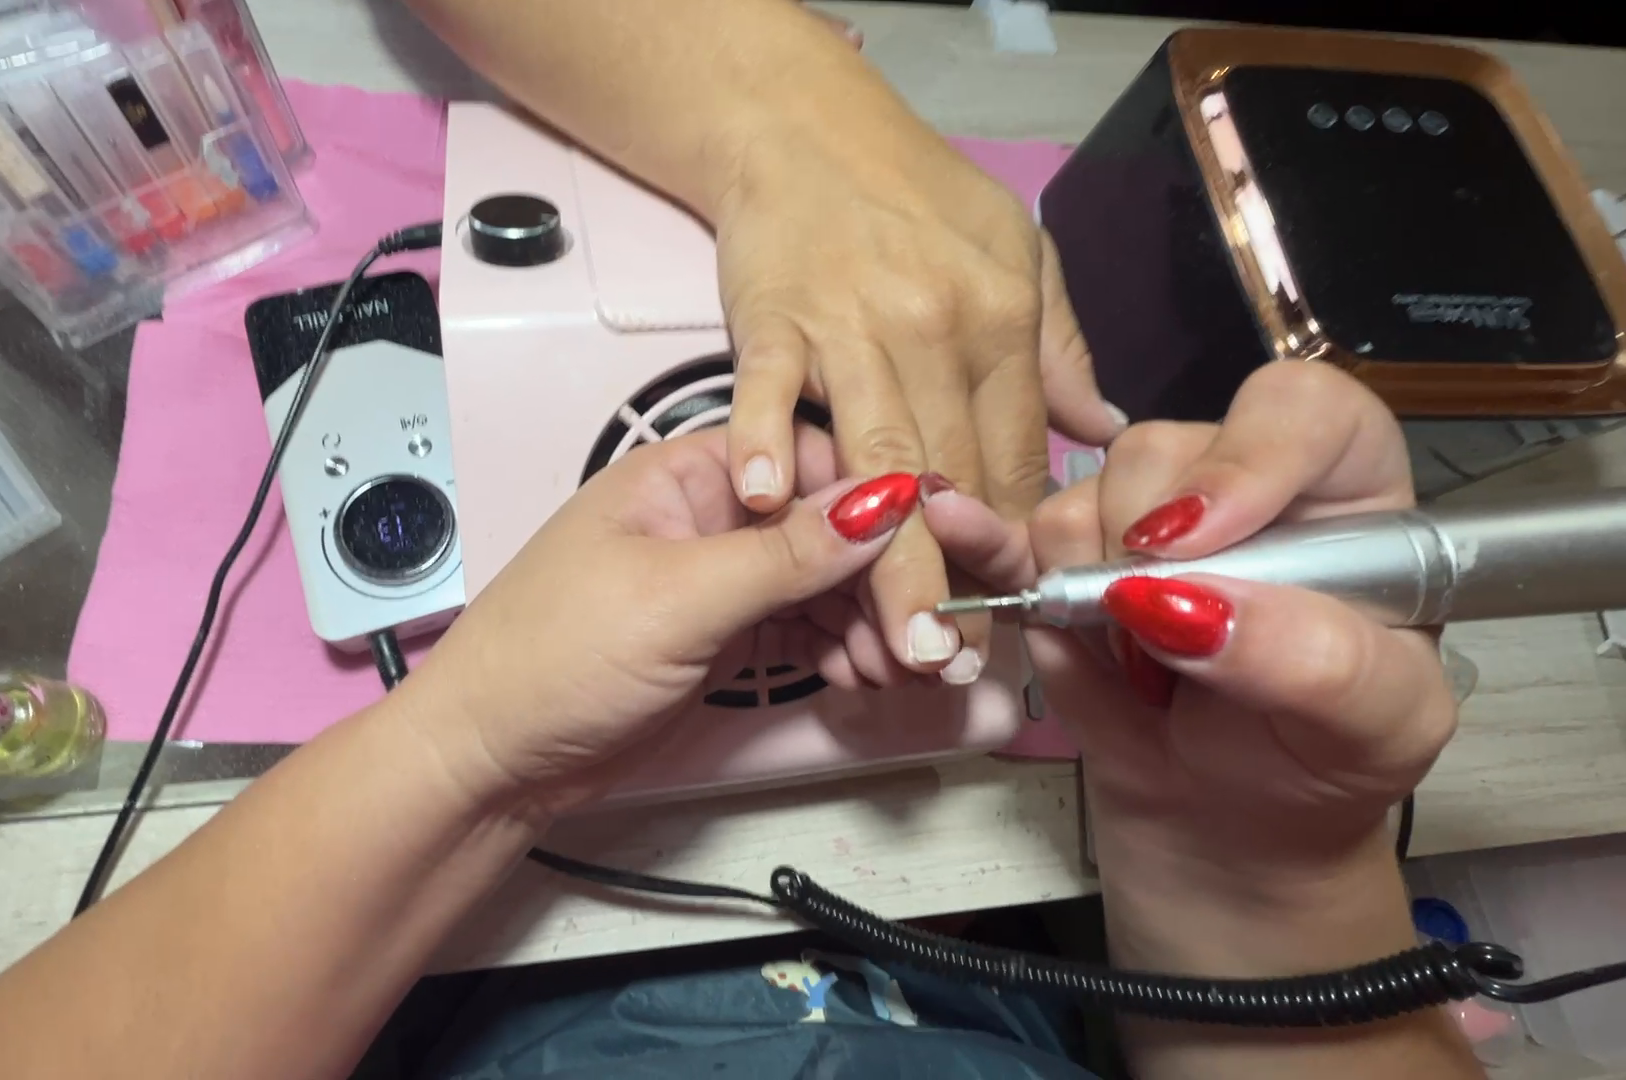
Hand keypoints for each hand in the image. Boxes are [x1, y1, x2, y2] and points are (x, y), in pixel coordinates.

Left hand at [397, 427, 911, 813]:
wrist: (495, 758)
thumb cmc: (558, 656)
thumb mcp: (676, 597)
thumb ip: (784, 554)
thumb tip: (887, 500)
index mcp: (684, 475)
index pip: (806, 459)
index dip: (875, 499)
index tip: (933, 545)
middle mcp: (710, 517)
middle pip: (824, 526)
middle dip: (880, 576)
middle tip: (928, 631)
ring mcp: (720, 579)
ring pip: (821, 583)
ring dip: (868, 620)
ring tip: (902, 664)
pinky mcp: (724, 635)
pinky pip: (801, 627)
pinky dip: (838, 649)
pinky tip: (863, 674)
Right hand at [717, 104, 1123, 677]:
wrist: (805, 130)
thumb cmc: (910, 193)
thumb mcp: (1016, 248)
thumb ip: (1060, 347)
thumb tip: (1105, 433)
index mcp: (999, 320)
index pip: (1014, 456)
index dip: (1011, 546)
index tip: (1007, 616)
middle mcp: (934, 328)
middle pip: (952, 475)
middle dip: (956, 579)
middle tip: (955, 665)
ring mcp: (848, 325)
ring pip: (878, 452)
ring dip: (884, 552)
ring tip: (890, 638)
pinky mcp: (772, 317)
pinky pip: (768, 385)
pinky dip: (764, 439)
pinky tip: (762, 502)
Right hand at [923, 362, 1455, 888]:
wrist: (1217, 805)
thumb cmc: (1312, 756)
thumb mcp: (1370, 724)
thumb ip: (1306, 658)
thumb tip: (1166, 601)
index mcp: (1335, 498)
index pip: (1300, 413)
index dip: (1244, 456)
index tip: (1195, 541)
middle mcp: (1223, 488)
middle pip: (1159, 449)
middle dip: (1141, 538)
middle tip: (1153, 626)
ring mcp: (1127, 520)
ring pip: (1077, 495)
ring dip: (1082, 574)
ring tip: (1121, 646)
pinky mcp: (1056, 560)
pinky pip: (1007, 529)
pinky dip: (983, 538)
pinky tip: (957, 529)